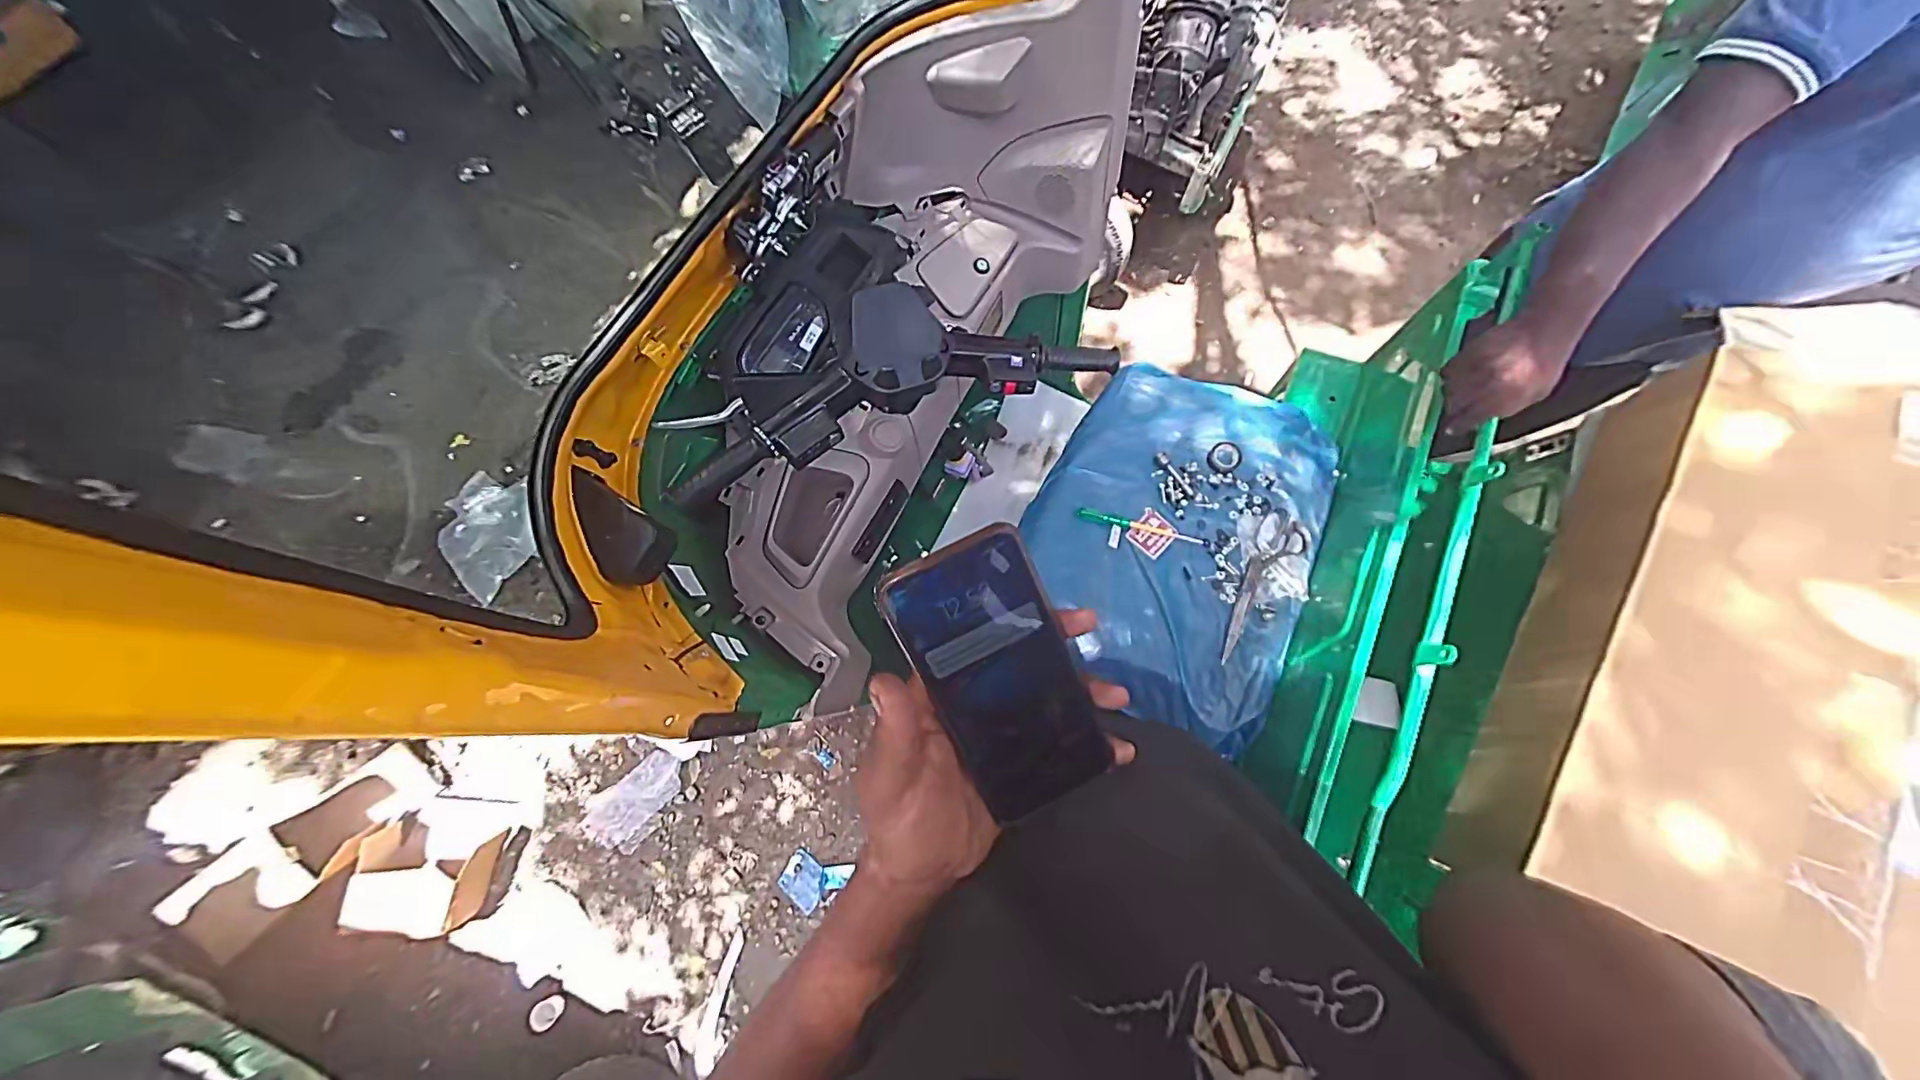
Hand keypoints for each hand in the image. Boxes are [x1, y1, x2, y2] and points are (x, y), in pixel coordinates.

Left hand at [856, 608, 1131, 901]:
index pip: (970, 647)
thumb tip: (883, 681)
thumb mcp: (888, 770)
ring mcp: (998, 735)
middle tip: (1087, 630)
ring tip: (1113, 695)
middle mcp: (970, 706)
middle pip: (1016, 666)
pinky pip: (1057, 745)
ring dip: (1079, 692)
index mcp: (936, 697)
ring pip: (1043, 700)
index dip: (1003, 623)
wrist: (921, 869)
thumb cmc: (894, 814)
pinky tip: (1114, 746)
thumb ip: (892, 729)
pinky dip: (1087, 743)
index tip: (1035, 609)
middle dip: (1054, 647)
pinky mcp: (1021, 766)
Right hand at [1440, 314, 1576, 431]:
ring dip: (1451, 390)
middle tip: (1457, 406)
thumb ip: (1506, 409)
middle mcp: (1489, 384)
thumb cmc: (1545, 365)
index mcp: (1507, 398)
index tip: (1451, 428)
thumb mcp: (1535, 395)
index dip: (1459, 425)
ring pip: (1449, 387)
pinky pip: (1450, 369)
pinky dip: (1451, 373)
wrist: (1546, 330)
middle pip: (1456, 403)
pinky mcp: (1469, 352)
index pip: (1472, 418)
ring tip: (1460, 388)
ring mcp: (1478, 367)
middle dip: (1454, 407)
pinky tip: (1462, 373)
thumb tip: (1479, 420)